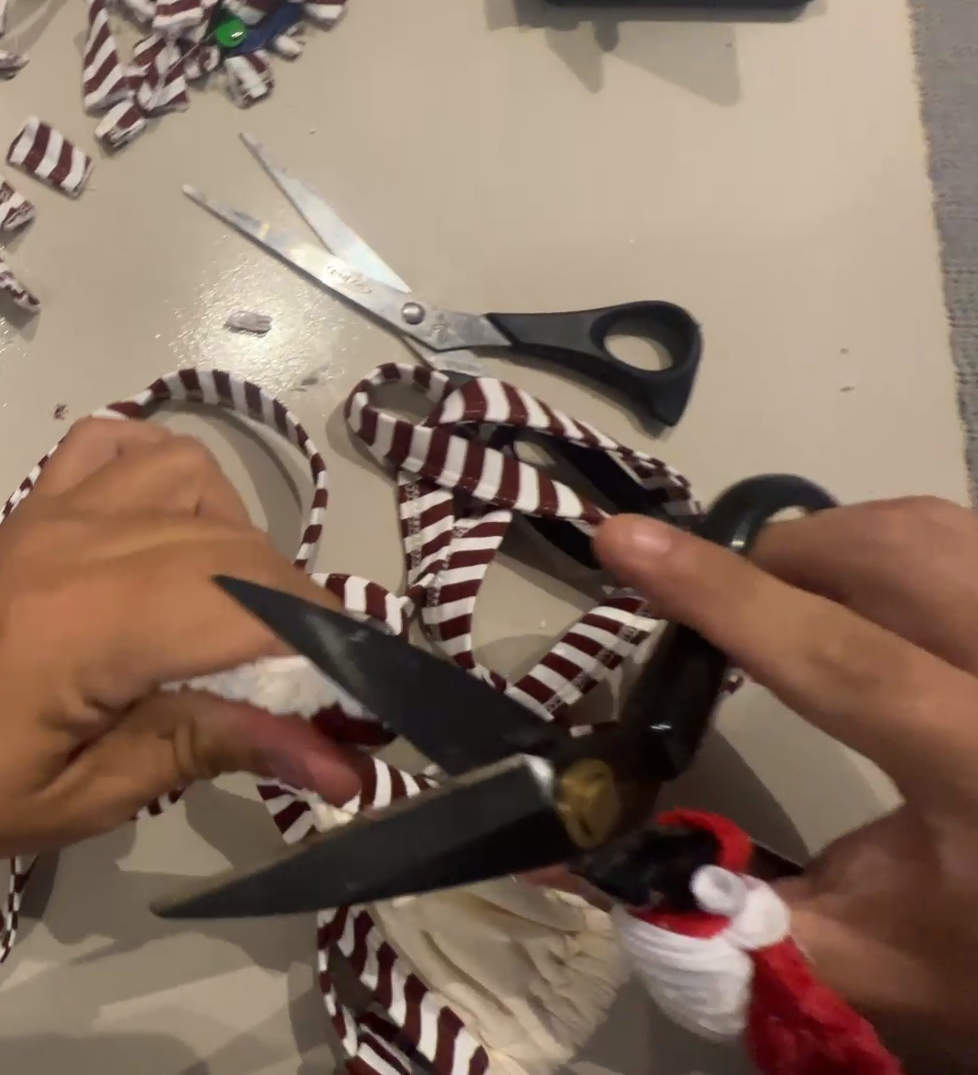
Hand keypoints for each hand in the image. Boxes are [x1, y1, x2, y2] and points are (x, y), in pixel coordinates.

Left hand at [0, 418, 366, 865]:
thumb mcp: (86, 797)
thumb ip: (205, 749)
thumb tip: (338, 762)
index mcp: (77, 626)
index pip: (237, 604)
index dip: (318, 649)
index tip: (354, 708)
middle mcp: (70, 544)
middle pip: (228, 544)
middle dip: (293, 614)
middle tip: (299, 689)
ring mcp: (49, 511)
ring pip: (189, 477)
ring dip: (238, 542)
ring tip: (227, 614)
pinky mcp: (33, 505)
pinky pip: (121, 447)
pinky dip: (169, 477)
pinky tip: (168, 532)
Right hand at [596, 497, 977, 1059]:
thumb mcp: (862, 958)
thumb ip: (710, 908)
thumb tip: (554, 864)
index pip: (842, 663)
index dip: (720, 596)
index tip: (619, 540)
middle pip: (901, 556)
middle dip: (778, 556)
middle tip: (719, 599)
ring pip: (936, 532)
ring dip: (829, 549)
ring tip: (784, 600)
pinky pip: (965, 543)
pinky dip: (884, 559)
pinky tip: (862, 613)